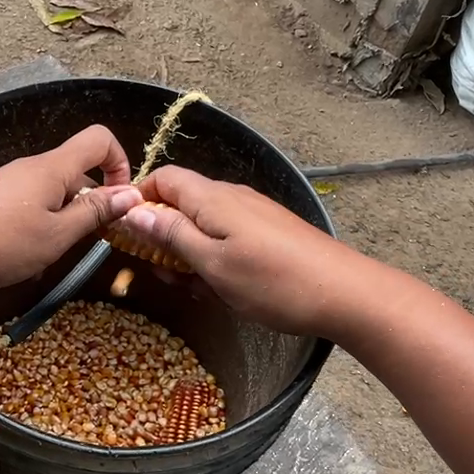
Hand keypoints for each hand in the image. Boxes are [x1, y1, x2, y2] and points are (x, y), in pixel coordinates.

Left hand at [0, 125, 143, 296]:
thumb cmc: (1, 245)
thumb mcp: (57, 235)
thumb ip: (95, 213)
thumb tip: (131, 193)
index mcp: (51, 168)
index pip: (98, 139)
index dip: (119, 163)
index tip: (119, 201)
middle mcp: (30, 167)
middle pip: (76, 169)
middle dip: (91, 201)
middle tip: (88, 241)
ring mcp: (8, 182)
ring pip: (53, 191)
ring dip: (65, 217)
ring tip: (52, 253)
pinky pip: (30, 202)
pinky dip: (41, 223)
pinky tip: (26, 255)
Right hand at [115, 166, 374, 337]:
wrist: (347, 295)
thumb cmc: (273, 282)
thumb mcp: (212, 263)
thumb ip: (171, 235)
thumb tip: (132, 210)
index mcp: (212, 198)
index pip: (162, 178)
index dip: (138, 200)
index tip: (127, 234)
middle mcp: (231, 197)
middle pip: (179, 202)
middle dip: (163, 236)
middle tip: (166, 274)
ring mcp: (251, 214)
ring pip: (202, 224)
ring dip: (188, 253)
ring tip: (199, 288)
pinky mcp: (267, 231)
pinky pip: (225, 236)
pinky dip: (213, 258)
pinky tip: (224, 288)